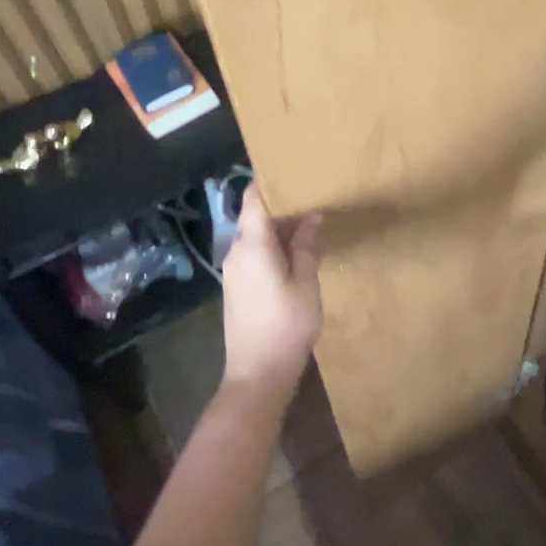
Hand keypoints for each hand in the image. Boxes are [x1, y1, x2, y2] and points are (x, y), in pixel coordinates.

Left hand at [220, 186, 323, 395]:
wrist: (258, 374)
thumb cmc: (286, 326)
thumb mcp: (305, 283)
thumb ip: (306, 246)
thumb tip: (311, 216)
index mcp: (252, 245)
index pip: (253, 199)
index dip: (268, 182)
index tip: (289, 171)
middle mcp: (236, 252)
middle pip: (253, 216)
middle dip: (280, 206)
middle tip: (310, 196)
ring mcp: (233, 272)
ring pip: (254, 237)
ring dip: (278, 229)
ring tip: (309, 224)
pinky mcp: (236, 288)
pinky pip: (253, 255)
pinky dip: (272, 247)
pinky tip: (296, 254)